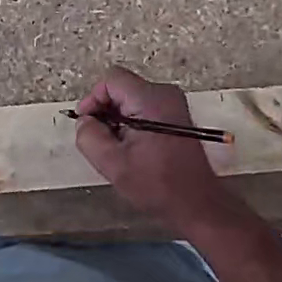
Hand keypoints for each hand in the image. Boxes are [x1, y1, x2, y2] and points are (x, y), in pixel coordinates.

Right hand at [74, 66, 244, 232]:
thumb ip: (90, 137)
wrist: (197, 202)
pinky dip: (132, 123)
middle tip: (101, 140)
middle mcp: (165, 94)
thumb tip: (84, 121)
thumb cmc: (159, 185)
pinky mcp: (176, 114)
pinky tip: (132, 149)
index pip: (112, 79)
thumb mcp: (113, 164)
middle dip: (106, 111)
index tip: (87, 123)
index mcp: (151, 100)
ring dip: (118, 119)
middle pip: (122, 87)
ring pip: (131, 98)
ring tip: (118, 148)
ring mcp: (173, 102)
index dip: (93, 99)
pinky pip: (144, 107)